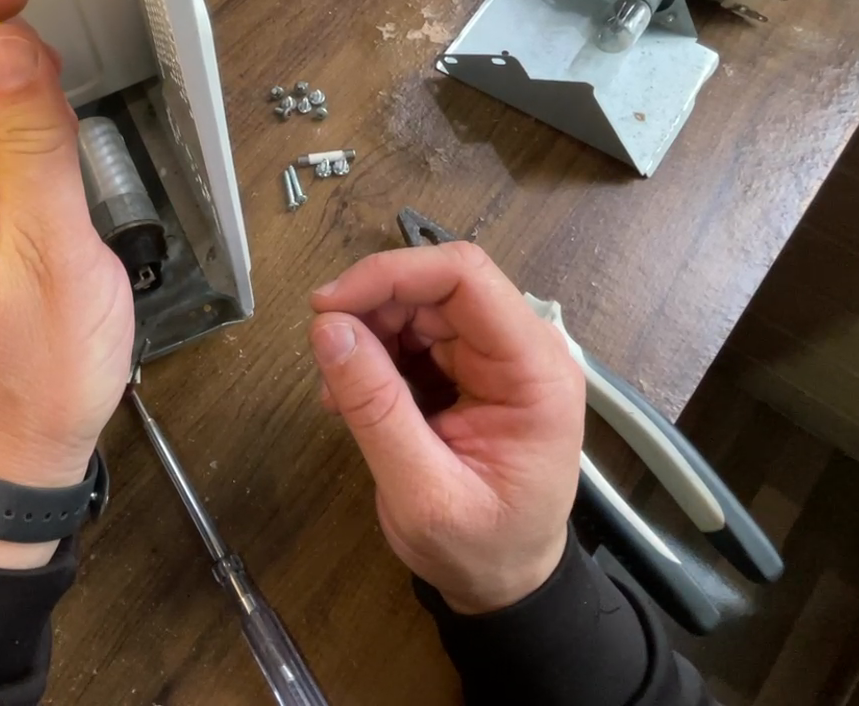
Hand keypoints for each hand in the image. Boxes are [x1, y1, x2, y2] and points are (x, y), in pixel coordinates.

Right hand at [308, 243, 584, 613]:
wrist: (502, 584)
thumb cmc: (479, 549)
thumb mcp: (422, 492)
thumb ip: (375, 408)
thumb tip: (326, 327)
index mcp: (533, 370)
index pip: (465, 277)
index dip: (390, 275)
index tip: (326, 307)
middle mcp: (518, 348)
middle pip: (432, 286)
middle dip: (368, 312)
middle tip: (325, 359)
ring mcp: (491, 354)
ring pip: (412, 304)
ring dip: (365, 337)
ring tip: (340, 397)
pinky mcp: (463, 365)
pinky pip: (406, 332)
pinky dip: (369, 355)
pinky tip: (352, 399)